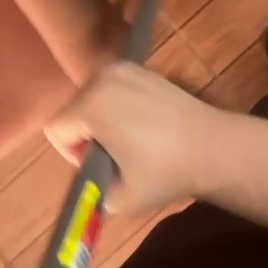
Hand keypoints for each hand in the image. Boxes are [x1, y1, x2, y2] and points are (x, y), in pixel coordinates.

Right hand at [44, 62, 230, 214]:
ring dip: (100, 119)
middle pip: (71, 110)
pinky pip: (110, 87)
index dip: (71, 154)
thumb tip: (89, 180)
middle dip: (85, 135)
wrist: (212, 145)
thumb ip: (92, 191)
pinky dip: (116, 105)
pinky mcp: (139, 68)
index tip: (99, 165)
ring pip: (89, 98)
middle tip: (115, 156)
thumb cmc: (164, 172)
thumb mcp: (121, 199)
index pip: (56, 129)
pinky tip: (142, 124)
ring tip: (129, 140)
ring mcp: (121, 68)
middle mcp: (100, 78)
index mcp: (91, 106)